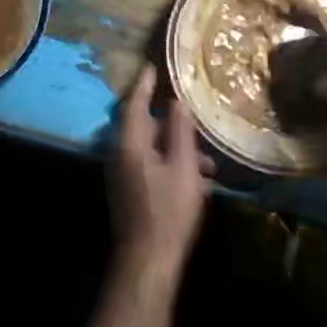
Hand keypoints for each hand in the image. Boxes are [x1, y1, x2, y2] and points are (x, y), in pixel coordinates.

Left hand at [108, 68, 212, 276]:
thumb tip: (176, 101)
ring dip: (176, 150)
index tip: (152, 67)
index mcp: (128, 144)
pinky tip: (196, 180)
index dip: (144, 84)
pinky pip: (148, 165)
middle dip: (171, 124)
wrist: (147, 259)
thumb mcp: (184, 167)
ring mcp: (120, 173)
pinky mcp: (127, 189)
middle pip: (143, 126)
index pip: (134, 103)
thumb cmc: (169, 211)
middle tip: (196, 121)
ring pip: (149, 148)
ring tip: (208, 164)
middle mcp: (118, 154)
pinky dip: (169, 164)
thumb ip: (179, 131)